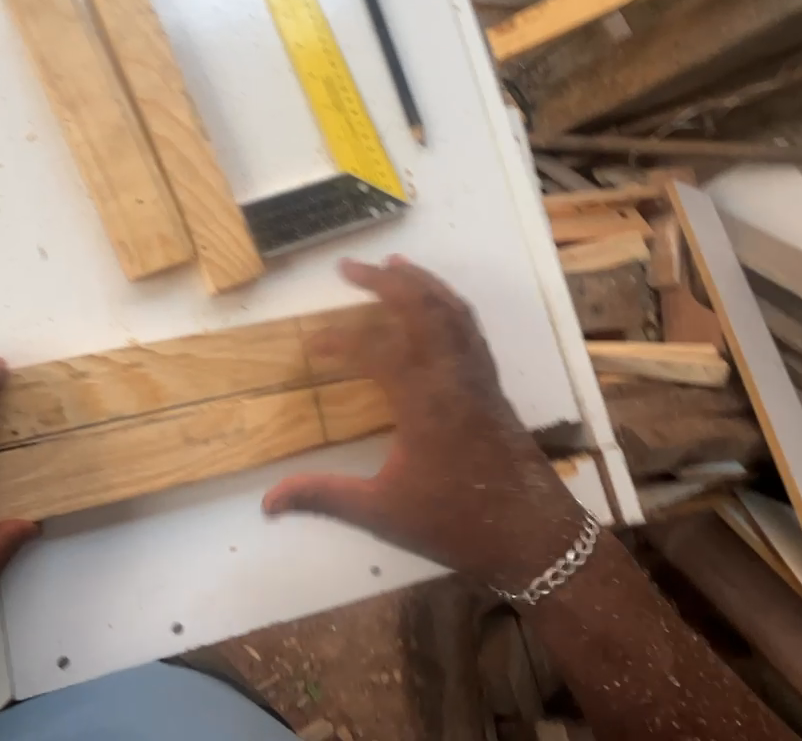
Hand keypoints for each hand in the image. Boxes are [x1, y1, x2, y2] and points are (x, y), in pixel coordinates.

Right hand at [263, 257, 586, 591]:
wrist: (534, 539)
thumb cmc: (455, 523)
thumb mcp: (382, 514)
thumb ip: (323, 497)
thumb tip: (266, 502)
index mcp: (423, 403)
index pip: (374, 351)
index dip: (339, 341)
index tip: (312, 346)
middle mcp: (452, 377)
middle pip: (420, 309)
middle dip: (383, 282)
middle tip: (348, 267)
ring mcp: (477, 377)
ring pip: (451, 311)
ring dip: (420, 282)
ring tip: (393, 263)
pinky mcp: (491, 384)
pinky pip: (470, 328)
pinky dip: (448, 302)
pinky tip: (435, 301)